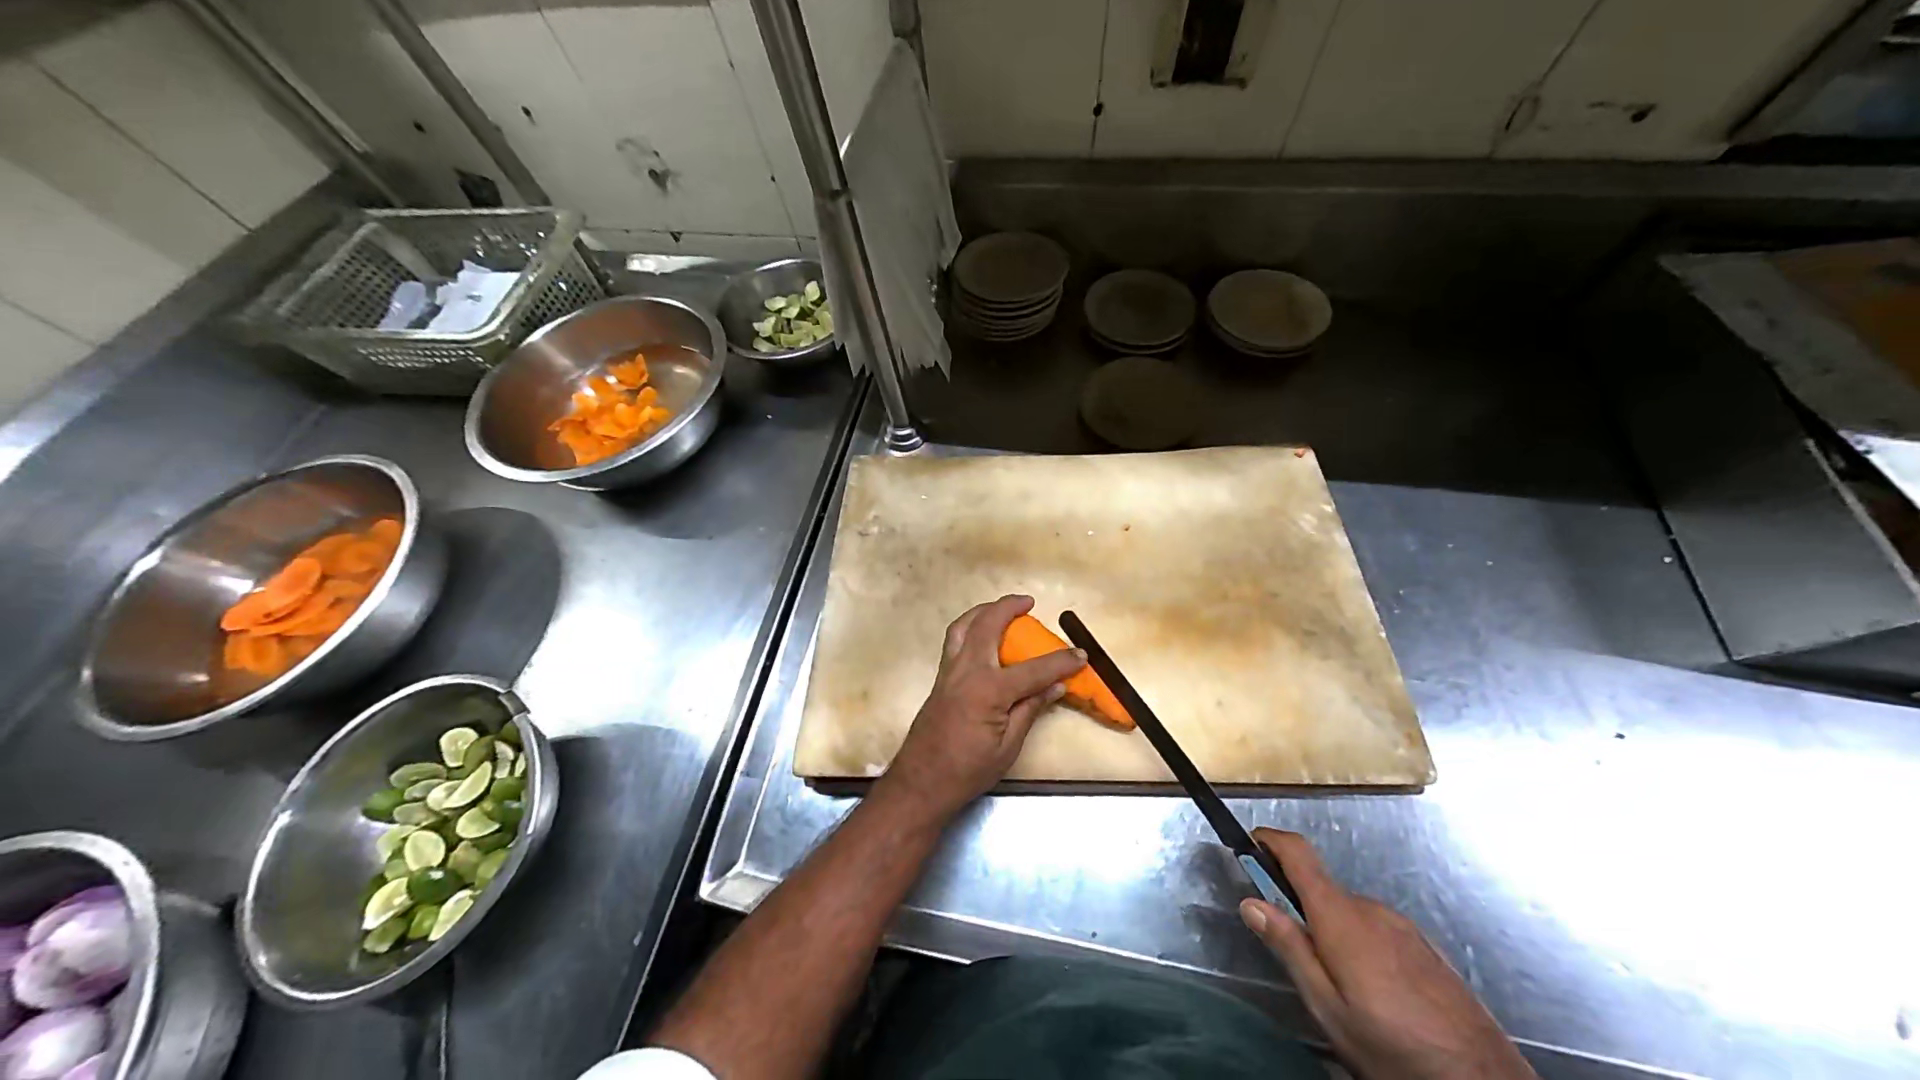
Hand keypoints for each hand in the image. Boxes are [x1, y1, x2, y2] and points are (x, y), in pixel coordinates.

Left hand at [874, 595, 1086, 823]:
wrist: (921, 782)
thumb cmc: (967, 771)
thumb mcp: (1008, 747)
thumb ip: (1031, 710)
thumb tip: (1056, 686)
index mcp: (988, 690)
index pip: (1034, 669)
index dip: (1061, 661)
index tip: (1081, 655)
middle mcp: (966, 671)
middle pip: (987, 625)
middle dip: (1009, 608)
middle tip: (1028, 602)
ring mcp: (949, 672)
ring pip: (963, 626)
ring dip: (984, 611)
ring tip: (1001, 608)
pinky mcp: (940, 678)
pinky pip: (954, 640)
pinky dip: (969, 627)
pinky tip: (980, 634)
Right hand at [1240, 829, 1536, 1079]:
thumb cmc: (1394, 1045)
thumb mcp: (1328, 1007)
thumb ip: (1289, 948)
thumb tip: (1252, 904)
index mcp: (1341, 916)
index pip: (1300, 854)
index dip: (1271, 840)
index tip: (1251, 842)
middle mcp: (1371, 909)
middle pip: (1322, 891)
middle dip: (1302, 913)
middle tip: (1299, 961)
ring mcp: (1403, 926)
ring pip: (1351, 916)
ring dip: (1334, 935)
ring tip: (1343, 990)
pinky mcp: (1426, 947)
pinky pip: (1378, 932)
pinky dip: (1363, 947)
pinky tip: (1376, 994)